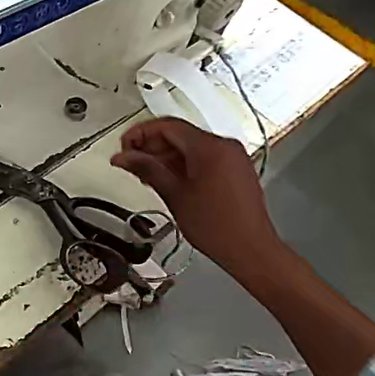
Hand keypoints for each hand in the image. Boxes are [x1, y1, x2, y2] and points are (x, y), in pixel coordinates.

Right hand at [111, 117, 288, 280]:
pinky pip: (206, 158)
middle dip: (152, 147)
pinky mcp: (236, 169)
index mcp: (210, 148)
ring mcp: (233, 157)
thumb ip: (147, 170)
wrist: (250, 249)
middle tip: (131, 162)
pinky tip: (171, 182)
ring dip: (167, 157)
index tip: (125, 146)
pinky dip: (185, 165)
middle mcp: (225, 146)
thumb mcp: (175, 196)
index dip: (140, 134)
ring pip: (191, 146)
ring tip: (148, 176)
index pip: (167, 126)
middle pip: (179, 134)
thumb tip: (125, 158)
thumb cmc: (220, 229)